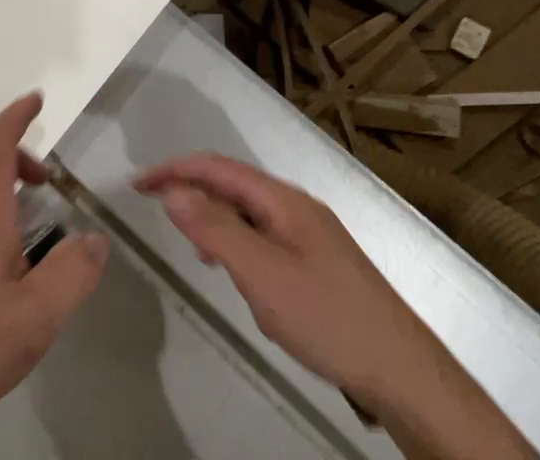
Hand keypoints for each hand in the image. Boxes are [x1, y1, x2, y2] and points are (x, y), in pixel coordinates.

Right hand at [133, 154, 535, 459]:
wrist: (403, 372)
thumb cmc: (327, 318)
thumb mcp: (261, 273)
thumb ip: (214, 229)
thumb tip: (172, 190)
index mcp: (284, 201)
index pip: (217, 167)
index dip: (173, 170)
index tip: (136, 185)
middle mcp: (297, 209)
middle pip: (232, 184)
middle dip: (190, 189)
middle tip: (154, 210)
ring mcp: (310, 235)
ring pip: (246, 211)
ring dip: (211, 216)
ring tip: (189, 244)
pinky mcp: (316, 262)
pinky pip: (262, 235)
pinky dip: (233, 240)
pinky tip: (231, 270)